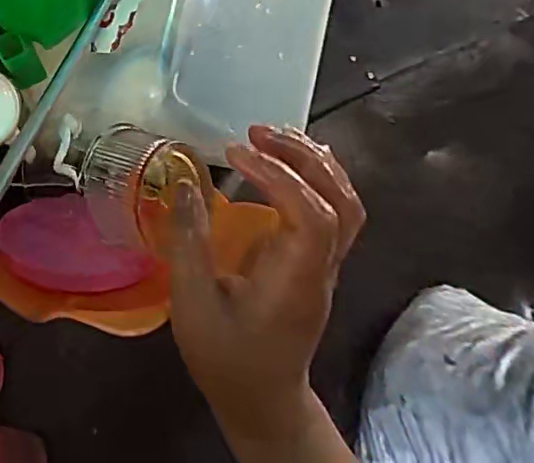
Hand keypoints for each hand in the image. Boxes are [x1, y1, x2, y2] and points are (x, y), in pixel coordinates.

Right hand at [162, 124, 365, 462]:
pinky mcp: (321, 259)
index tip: (236, 153)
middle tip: (256, 131)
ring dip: (313, 160)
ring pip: (346, 201)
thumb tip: (187, 184)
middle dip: (302, 156)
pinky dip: (319, 173)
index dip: (279, 176)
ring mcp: (328, 263)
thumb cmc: (227, 358)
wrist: (264, 401)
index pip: (312, 215)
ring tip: (272, 135)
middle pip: (340, 200)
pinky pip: (337, 207)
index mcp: (298, 280)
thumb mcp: (194, 307)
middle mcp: (323, 267)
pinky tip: (292, 157)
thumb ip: (189, 245)